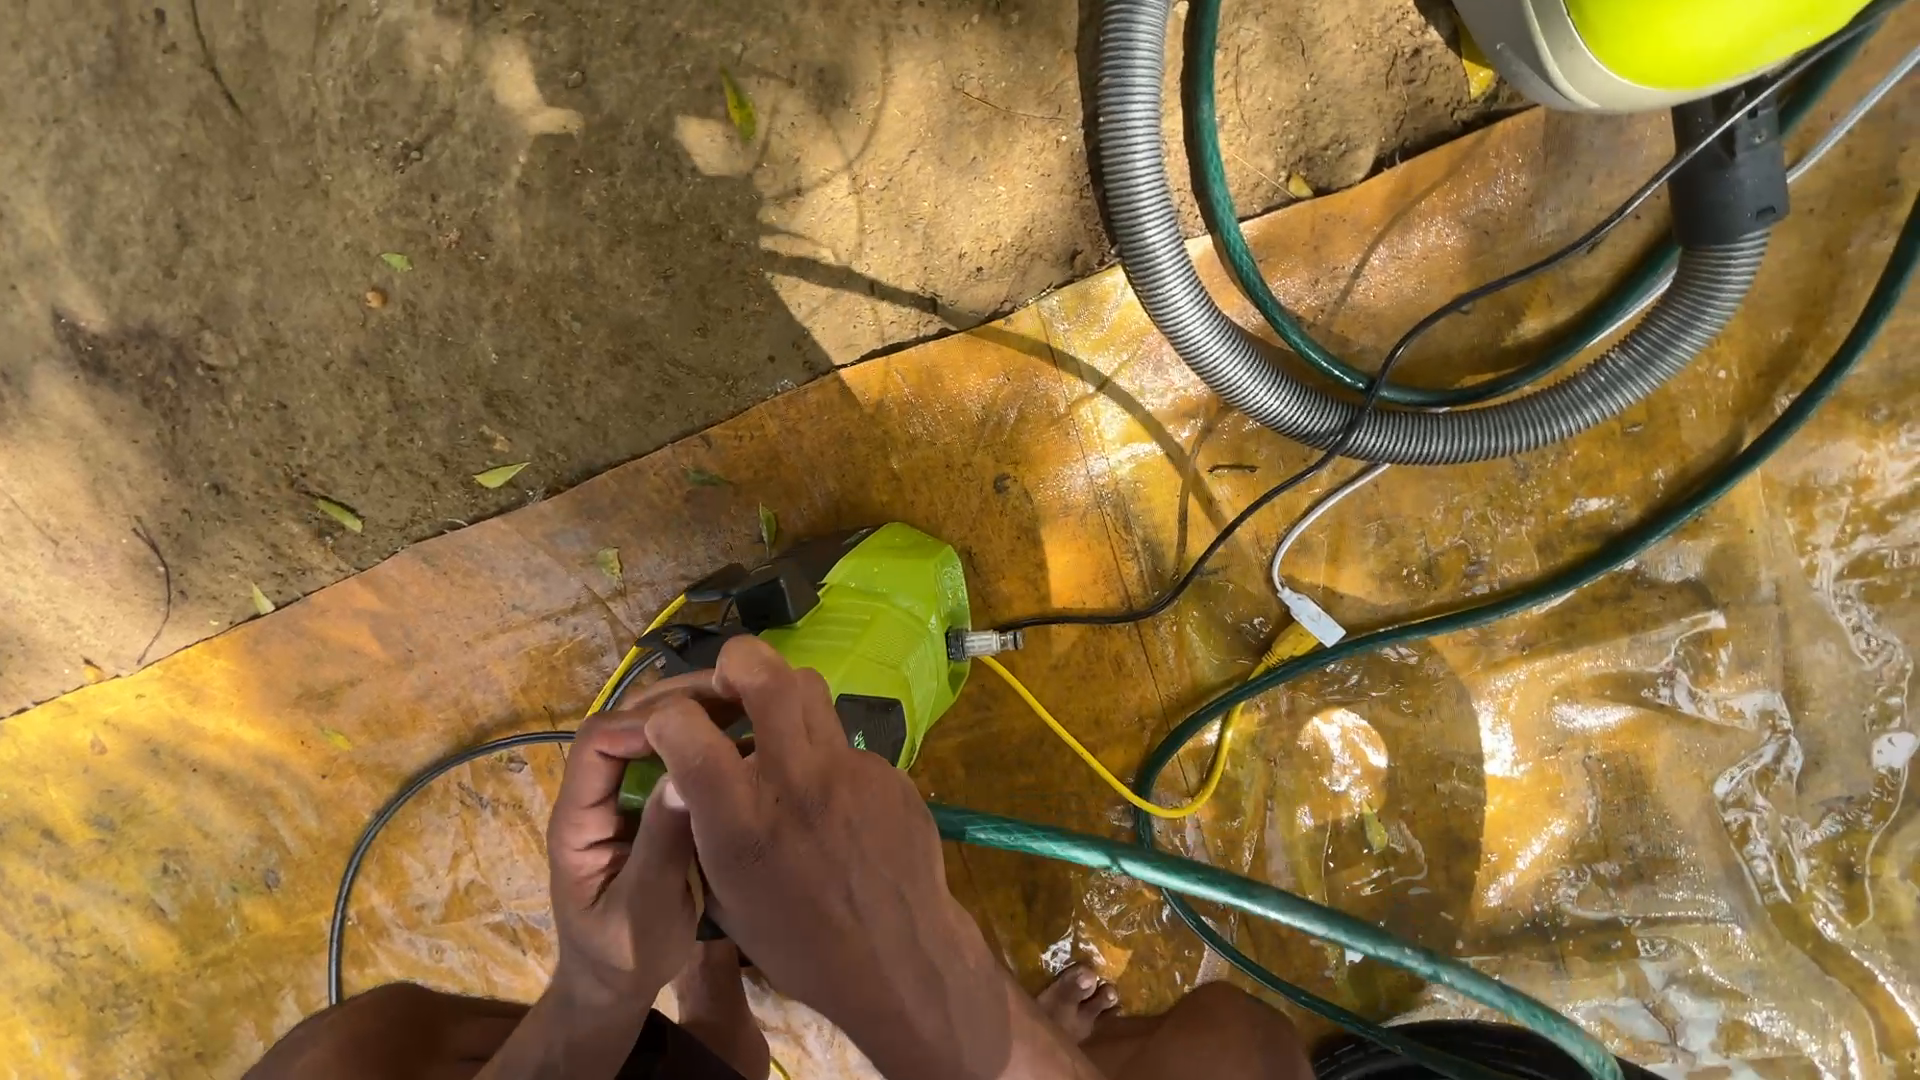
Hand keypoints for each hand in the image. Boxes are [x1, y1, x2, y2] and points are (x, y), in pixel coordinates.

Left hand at [546, 671, 720, 1007]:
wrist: (618, 984)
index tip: (700, 727)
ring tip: (747, 707)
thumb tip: (687, 775)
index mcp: (580, 817)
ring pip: (654, 729)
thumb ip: (661, 845)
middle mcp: (601, 793)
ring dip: (697, 711)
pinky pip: (677, 753)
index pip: (597, 741)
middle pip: (627, 721)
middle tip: (736, 697)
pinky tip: (747, 736)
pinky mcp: (657, 801)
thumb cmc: (623, 955)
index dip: (644, 723)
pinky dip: (709, 735)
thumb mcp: (644, 911)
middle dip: (677, 702)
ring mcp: (629, 794)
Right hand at [641, 637, 1022, 1079]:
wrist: (900, 958)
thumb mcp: (728, 896)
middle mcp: (796, 777)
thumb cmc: (800, 943)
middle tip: (727, 680)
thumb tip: (691, 775)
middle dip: (735, 662)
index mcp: (742, 818)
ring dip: (783, 694)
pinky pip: (845, 741)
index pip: (685, 728)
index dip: (666, 715)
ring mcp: (850, 766)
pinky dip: (825, 755)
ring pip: (812, 690)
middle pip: (765, 675)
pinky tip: (832, 795)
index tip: (669, 724)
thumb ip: (705, 826)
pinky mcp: (888, 769)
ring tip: (776, 725)